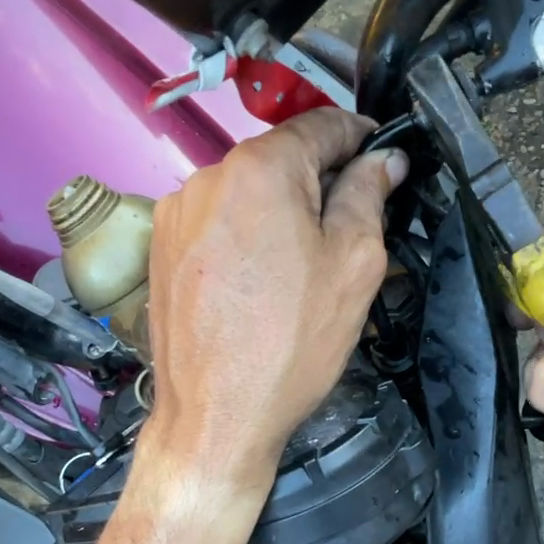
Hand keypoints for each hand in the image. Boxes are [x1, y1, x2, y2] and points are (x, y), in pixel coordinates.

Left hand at [143, 108, 407, 480]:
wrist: (214, 418)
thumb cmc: (289, 346)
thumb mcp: (353, 266)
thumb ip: (369, 196)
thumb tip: (383, 159)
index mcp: (259, 170)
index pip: (319, 124)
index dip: (358, 136)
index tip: (380, 155)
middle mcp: (206, 178)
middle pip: (278, 161)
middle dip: (317, 184)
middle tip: (349, 229)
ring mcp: (175, 215)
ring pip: (245, 195)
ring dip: (277, 214)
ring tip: (298, 271)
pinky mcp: (160, 251)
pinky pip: (216, 226)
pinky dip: (244, 239)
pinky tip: (259, 285)